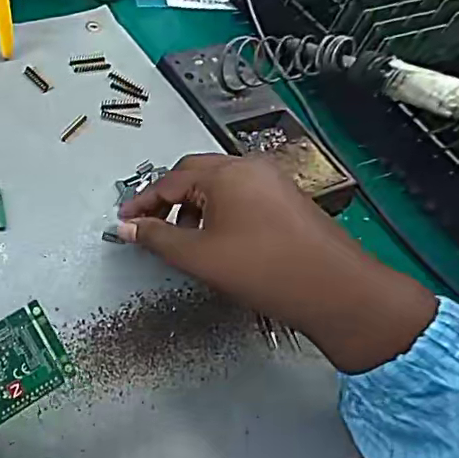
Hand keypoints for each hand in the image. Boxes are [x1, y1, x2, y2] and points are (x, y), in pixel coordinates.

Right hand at [116, 153, 436, 372]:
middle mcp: (250, 168)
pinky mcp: (286, 200)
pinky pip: (240, 195)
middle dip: (167, 199)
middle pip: (194, 174)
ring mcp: (272, 181)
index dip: (142, 203)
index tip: (124, 222)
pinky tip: (215, 240)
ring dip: (192, 206)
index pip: (170, 180)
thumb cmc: (262, 269)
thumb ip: (155, 238)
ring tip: (182, 238)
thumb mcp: (197, 256)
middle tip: (149, 226)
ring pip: (218, 185)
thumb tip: (126, 228)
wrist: (334, 289)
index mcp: (226, 173)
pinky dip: (217, 211)